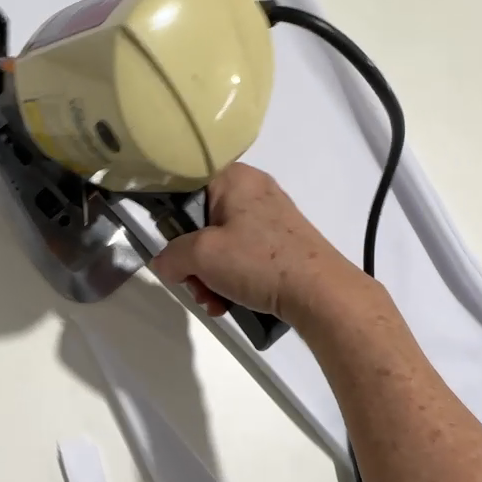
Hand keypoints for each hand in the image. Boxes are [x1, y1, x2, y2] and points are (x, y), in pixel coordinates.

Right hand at [152, 163, 365, 322]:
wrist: (317, 291)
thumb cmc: (257, 261)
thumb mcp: (201, 255)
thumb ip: (171, 256)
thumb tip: (164, 264)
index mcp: (234, 179)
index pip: (187, 187)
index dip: (171, 219)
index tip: (169, 247)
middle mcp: (252, 191)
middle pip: (201, 224)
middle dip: (192, 262)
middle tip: (195, 284)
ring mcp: (268, 219)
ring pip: (220, 247)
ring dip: (209, 278)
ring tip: (215, 301)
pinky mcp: (279, 245)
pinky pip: (240, 259)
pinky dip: (230, 281)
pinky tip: (229, 303)